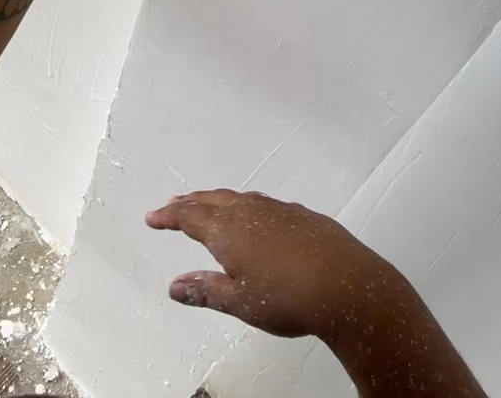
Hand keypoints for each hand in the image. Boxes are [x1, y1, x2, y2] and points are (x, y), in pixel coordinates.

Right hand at [146, 189, 407, 341]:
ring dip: (217, 200)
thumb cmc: (290, 297)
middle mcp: (250, 212)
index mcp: (228, 231)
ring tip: (207, 205)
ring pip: (238, 198)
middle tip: (173, 204)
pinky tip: (253, 217)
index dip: (169, 216)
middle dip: (189, 202)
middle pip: (211, 200)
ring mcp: (277, 210)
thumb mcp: (240, 302)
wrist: (346, 285)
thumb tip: (176, 286)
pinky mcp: (299, 215)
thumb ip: (206, 291)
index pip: (190, 217)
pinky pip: (262, 203)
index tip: (154, 217)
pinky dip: (246, 205)